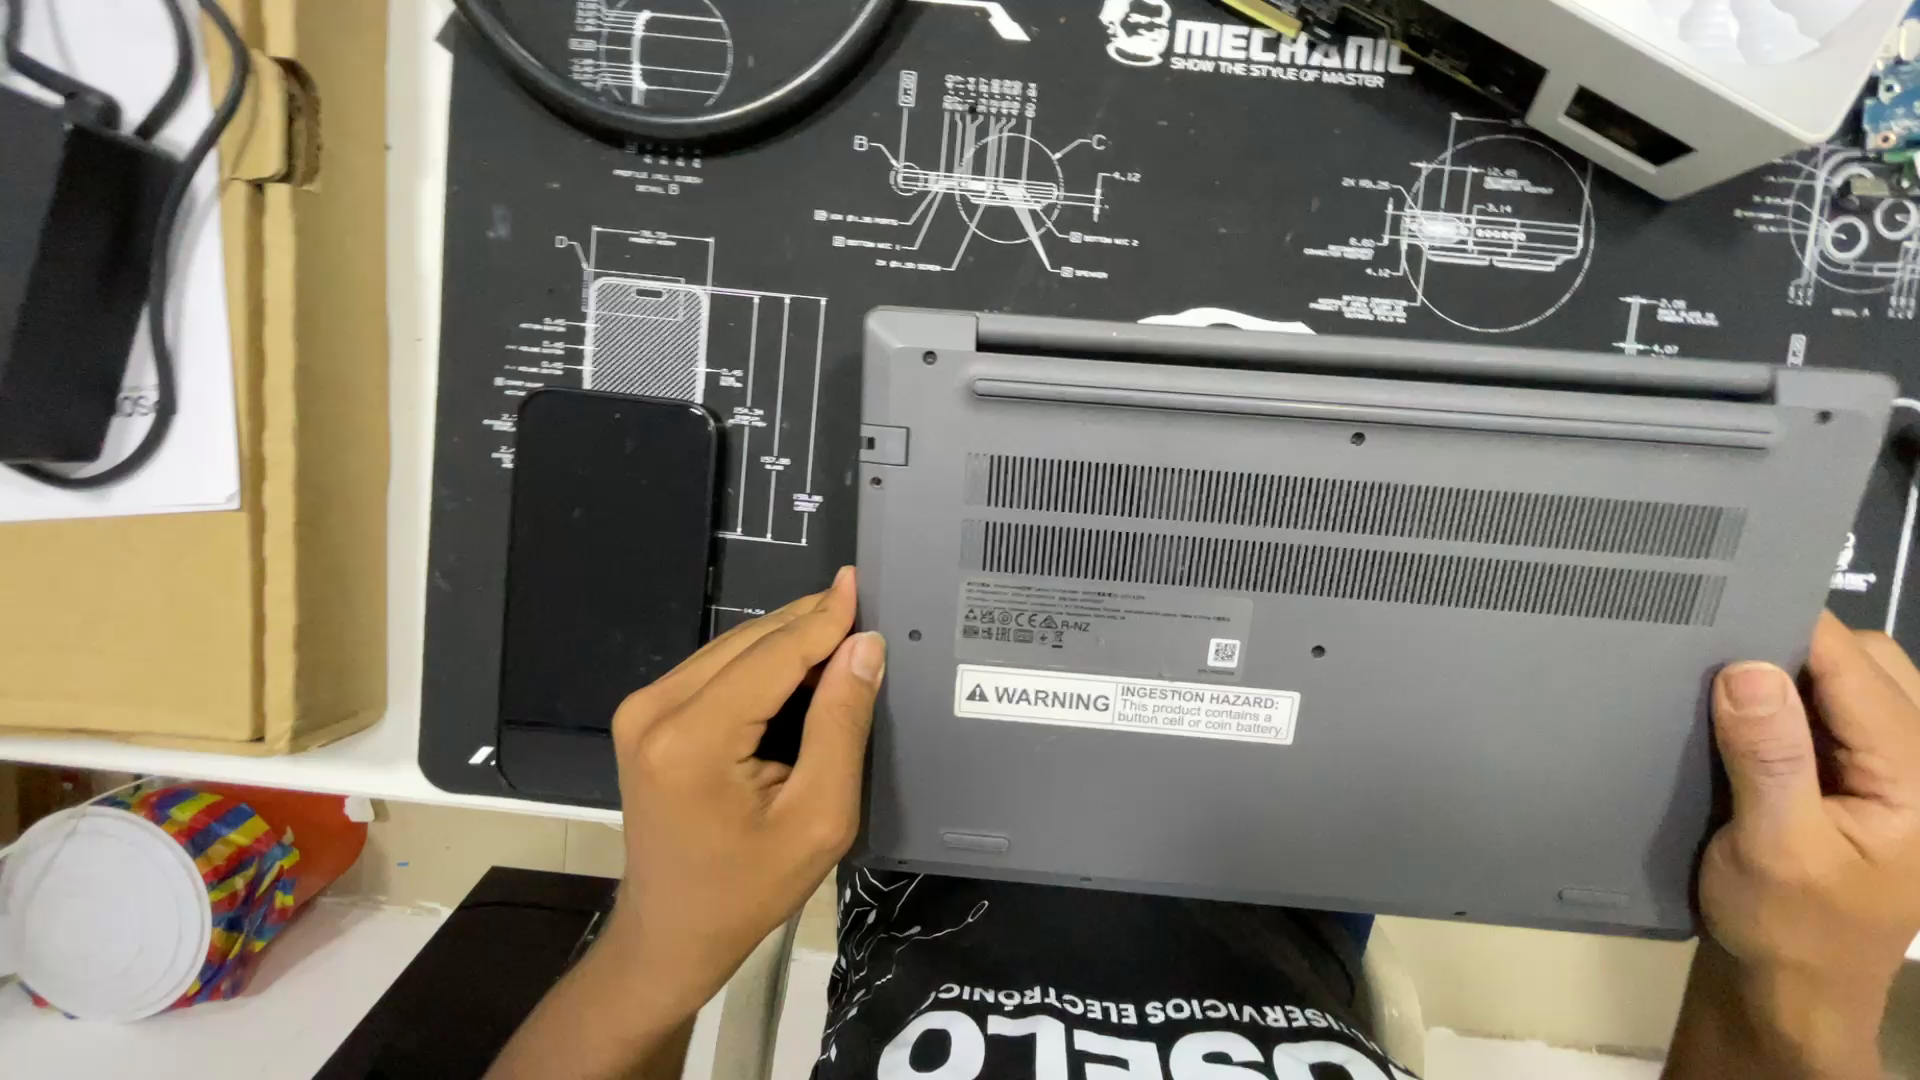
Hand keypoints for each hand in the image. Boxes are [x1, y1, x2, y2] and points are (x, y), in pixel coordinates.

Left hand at [486, 570, 883, 1079]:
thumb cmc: (749, 889)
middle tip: (863, 609)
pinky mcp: (645, 713)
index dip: (824, 619)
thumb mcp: (819, 817)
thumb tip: (864, 647)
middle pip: (752, 642)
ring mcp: (643, 708)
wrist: (670, 931)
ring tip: (842, 636)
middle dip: (810, 624)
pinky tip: (801, 666)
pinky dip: (763, 660)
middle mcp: (655, 708)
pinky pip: (717, 665)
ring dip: (789, 640)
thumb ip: (841, 725)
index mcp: (693, 739)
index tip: (860, 583)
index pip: (774, 654)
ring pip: (734, 647)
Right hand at [1672, 612, 1919, 1077]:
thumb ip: (1768, 758)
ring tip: (1719, 667)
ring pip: (1856, 682)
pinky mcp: (1859, 781)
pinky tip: (1740, 703)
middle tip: (1711, 639)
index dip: (1796, 631)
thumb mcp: (1771, 846)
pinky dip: (1788, 693)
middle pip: (1873, 666)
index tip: (1722, 601)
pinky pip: (1834, 711)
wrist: (1789, 980)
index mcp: (1918, 785)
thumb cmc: (1784, 920)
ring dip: (1792, 667)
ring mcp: (1894, 775)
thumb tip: (1745, 670)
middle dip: (1796, 644)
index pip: (1862, 675)